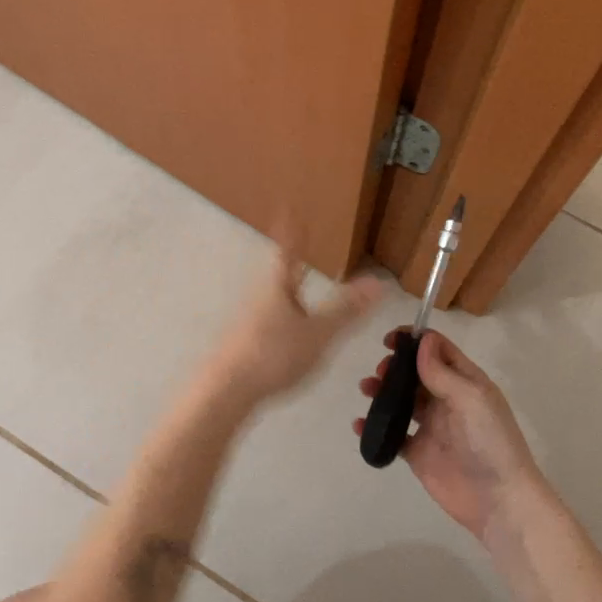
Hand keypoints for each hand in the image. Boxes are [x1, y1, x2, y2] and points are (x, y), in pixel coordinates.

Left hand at [208, 245, 382, 402]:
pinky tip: (283, 341)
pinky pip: (264, 327)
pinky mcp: (240, 348)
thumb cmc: (272, 355)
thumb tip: (378, 281)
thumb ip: (347, 310)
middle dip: (288, 266)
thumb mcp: (318, 334)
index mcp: (277, 289)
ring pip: (269, 304)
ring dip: (283, 297)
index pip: (287, 254)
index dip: (291, 233)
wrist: (223, 392)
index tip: (287, 209)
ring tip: (295, 295)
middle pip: (276, 278)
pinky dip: (277, 324)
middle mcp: (258, 300)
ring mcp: (245, 324)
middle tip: (294, 250)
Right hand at [353, 328, 543, 539]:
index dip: (415, 340)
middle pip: (416, 374)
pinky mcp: (418, 453)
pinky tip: (359, 424)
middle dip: (395, 366)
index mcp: (465, 381)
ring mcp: (432, 427)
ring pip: (402, 401)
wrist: (498, 500)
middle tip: (380, 372)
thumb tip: (423, 341)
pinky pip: (393, 434)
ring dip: (383, 391)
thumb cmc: (489, 441)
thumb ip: (442, 372)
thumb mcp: (470, 398)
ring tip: (366, 389)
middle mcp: (447, 400)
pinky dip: (375, 426)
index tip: (390, 339)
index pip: (438, 351)